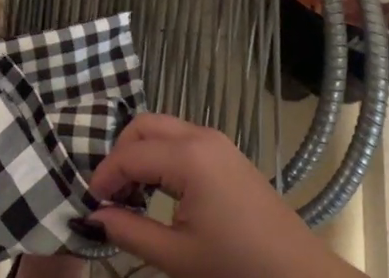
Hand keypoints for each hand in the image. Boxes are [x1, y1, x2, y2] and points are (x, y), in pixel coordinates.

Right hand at [85, 114, 364, 277]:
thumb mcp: (178, 256)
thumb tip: (91, 218)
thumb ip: (129, 232)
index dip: (104, 176)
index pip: (130, 154)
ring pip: (162, 129)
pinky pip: (181, 139)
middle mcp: (201, 135)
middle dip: (120, 153)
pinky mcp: (227, 153)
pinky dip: (161, 155)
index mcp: (188, 156)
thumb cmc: (237, 265)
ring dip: (140, 152)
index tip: (88, 202)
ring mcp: (217, 141)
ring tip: (130, 195)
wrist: (300, 275)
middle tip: (109, 194)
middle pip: (144, 126)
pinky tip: (157, 191)